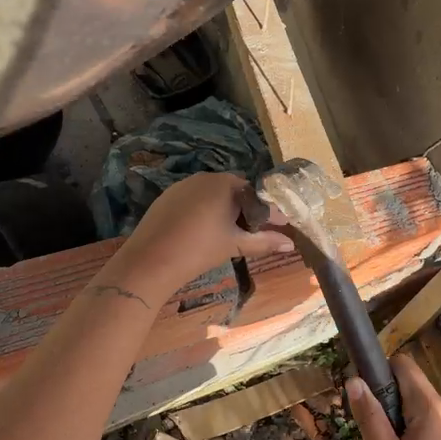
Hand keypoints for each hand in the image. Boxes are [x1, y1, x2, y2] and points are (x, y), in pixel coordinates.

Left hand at [113, 172, 292, 286]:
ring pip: (213, 195)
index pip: (256, 193)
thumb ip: (265, 242)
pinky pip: (194, 200)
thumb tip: (291, 244)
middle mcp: (205, 178)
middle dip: (247, 210)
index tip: (278, 227)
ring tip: (229, 234)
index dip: (268, 211)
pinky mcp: (166, 198)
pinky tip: (203, 232)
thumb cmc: (199, 249)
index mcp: (225, 184)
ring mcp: (182, 186)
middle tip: (253, 233)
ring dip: (225, 211)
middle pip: (235, 192)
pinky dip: (205, 212)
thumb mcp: (235, 245)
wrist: (149, 262)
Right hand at [346, 355, 440, 439]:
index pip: (403, 365)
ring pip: (422, 410)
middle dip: (390, 408)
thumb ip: (371, 419)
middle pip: (412, 389)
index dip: (380, 374)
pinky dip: (418, 438)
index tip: (364, 403)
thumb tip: (354, 381)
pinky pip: (435, 427)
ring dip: (403, 427)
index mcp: (432, 407)